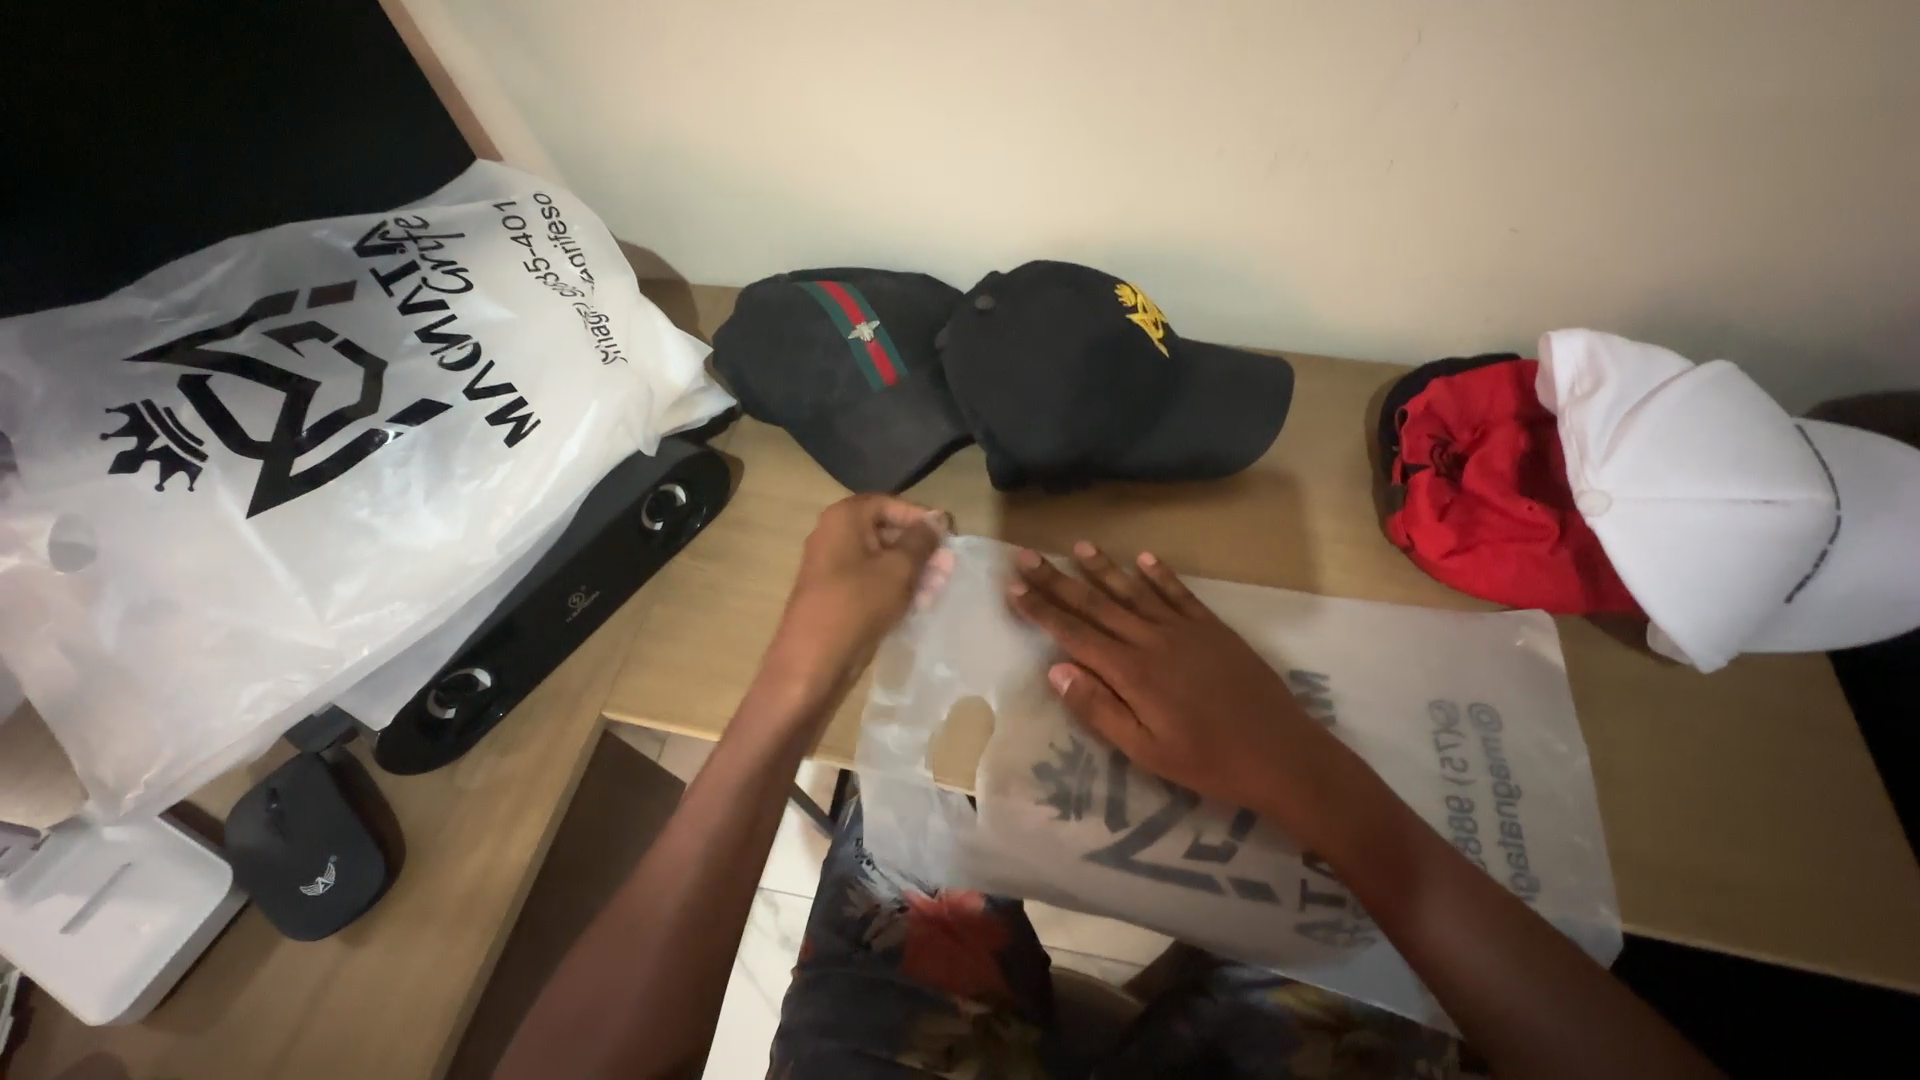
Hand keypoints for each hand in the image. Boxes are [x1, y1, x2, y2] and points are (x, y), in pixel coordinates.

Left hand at [761, 495, 951, 711]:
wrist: (814, 660)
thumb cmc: (858, 603)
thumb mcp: (898, 568)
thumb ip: (921, 541)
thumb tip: (938, 519)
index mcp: (844, 518)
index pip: (889, 503)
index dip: (920, 517)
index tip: (948, 536)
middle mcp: (835, 536)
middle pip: (886, 532)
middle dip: (920, 549)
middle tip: (949, 567)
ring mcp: (834, 568)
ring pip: (881, 560)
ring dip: (913, 571)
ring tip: (941, 588)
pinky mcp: (838, 596)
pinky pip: (872, 582)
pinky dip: (896, 588)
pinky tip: (922, 603)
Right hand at [1006, 542, 1340, 818]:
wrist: (1282, 753)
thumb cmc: (1207, 762)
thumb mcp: (1145, 751)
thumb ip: (1099, 709)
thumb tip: (1055, 670)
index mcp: (1131, 672)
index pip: (1074, 634)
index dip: (1041, 610)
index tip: (1013, 588)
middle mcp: (1152, 640)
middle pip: (1096, 604)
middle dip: (1058, 580)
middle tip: (1027, 555)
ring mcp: (1185, 630)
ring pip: (1134, 592)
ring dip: (1103, 569)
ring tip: (1077, 546)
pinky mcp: (1213, 629)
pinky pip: (1179, 594)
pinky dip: (1160, 575)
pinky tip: (1144, 558)